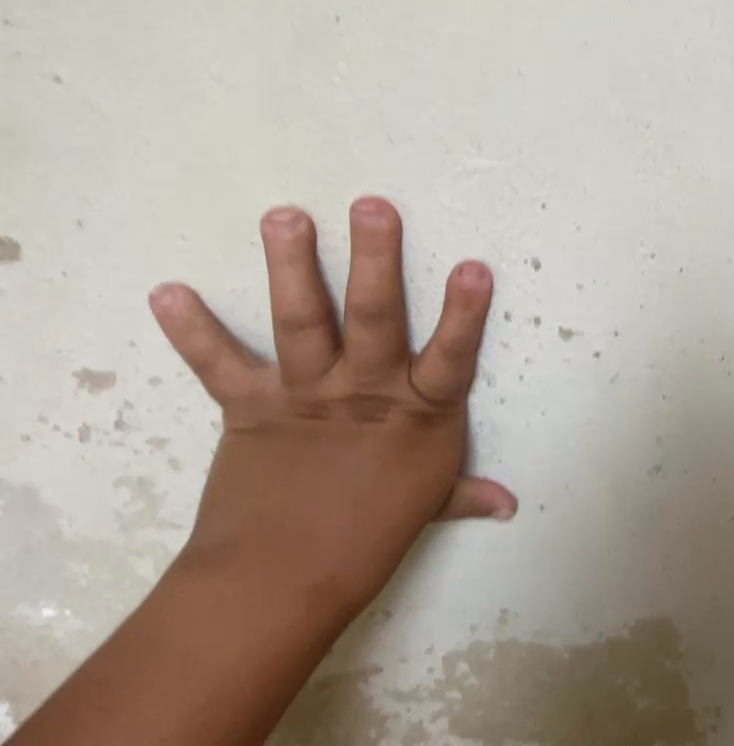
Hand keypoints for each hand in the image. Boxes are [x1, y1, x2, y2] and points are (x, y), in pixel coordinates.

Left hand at [149, 197, 514, 620]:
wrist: (277, 581)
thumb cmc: (370, 535)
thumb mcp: (431, 504)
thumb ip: (469, 492)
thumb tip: (510, 504)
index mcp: (420, 413)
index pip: (453, 353)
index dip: (465, 311)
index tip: (473, 265)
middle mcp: (366, 392)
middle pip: (375, 317)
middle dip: (375, 259)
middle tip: (371, 206)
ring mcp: (306, 396)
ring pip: (303, 322)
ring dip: (292, 267)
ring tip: (284, 215)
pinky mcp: (249, 408)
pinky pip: (219, 364)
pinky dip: (192, 329)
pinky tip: (169, 290)